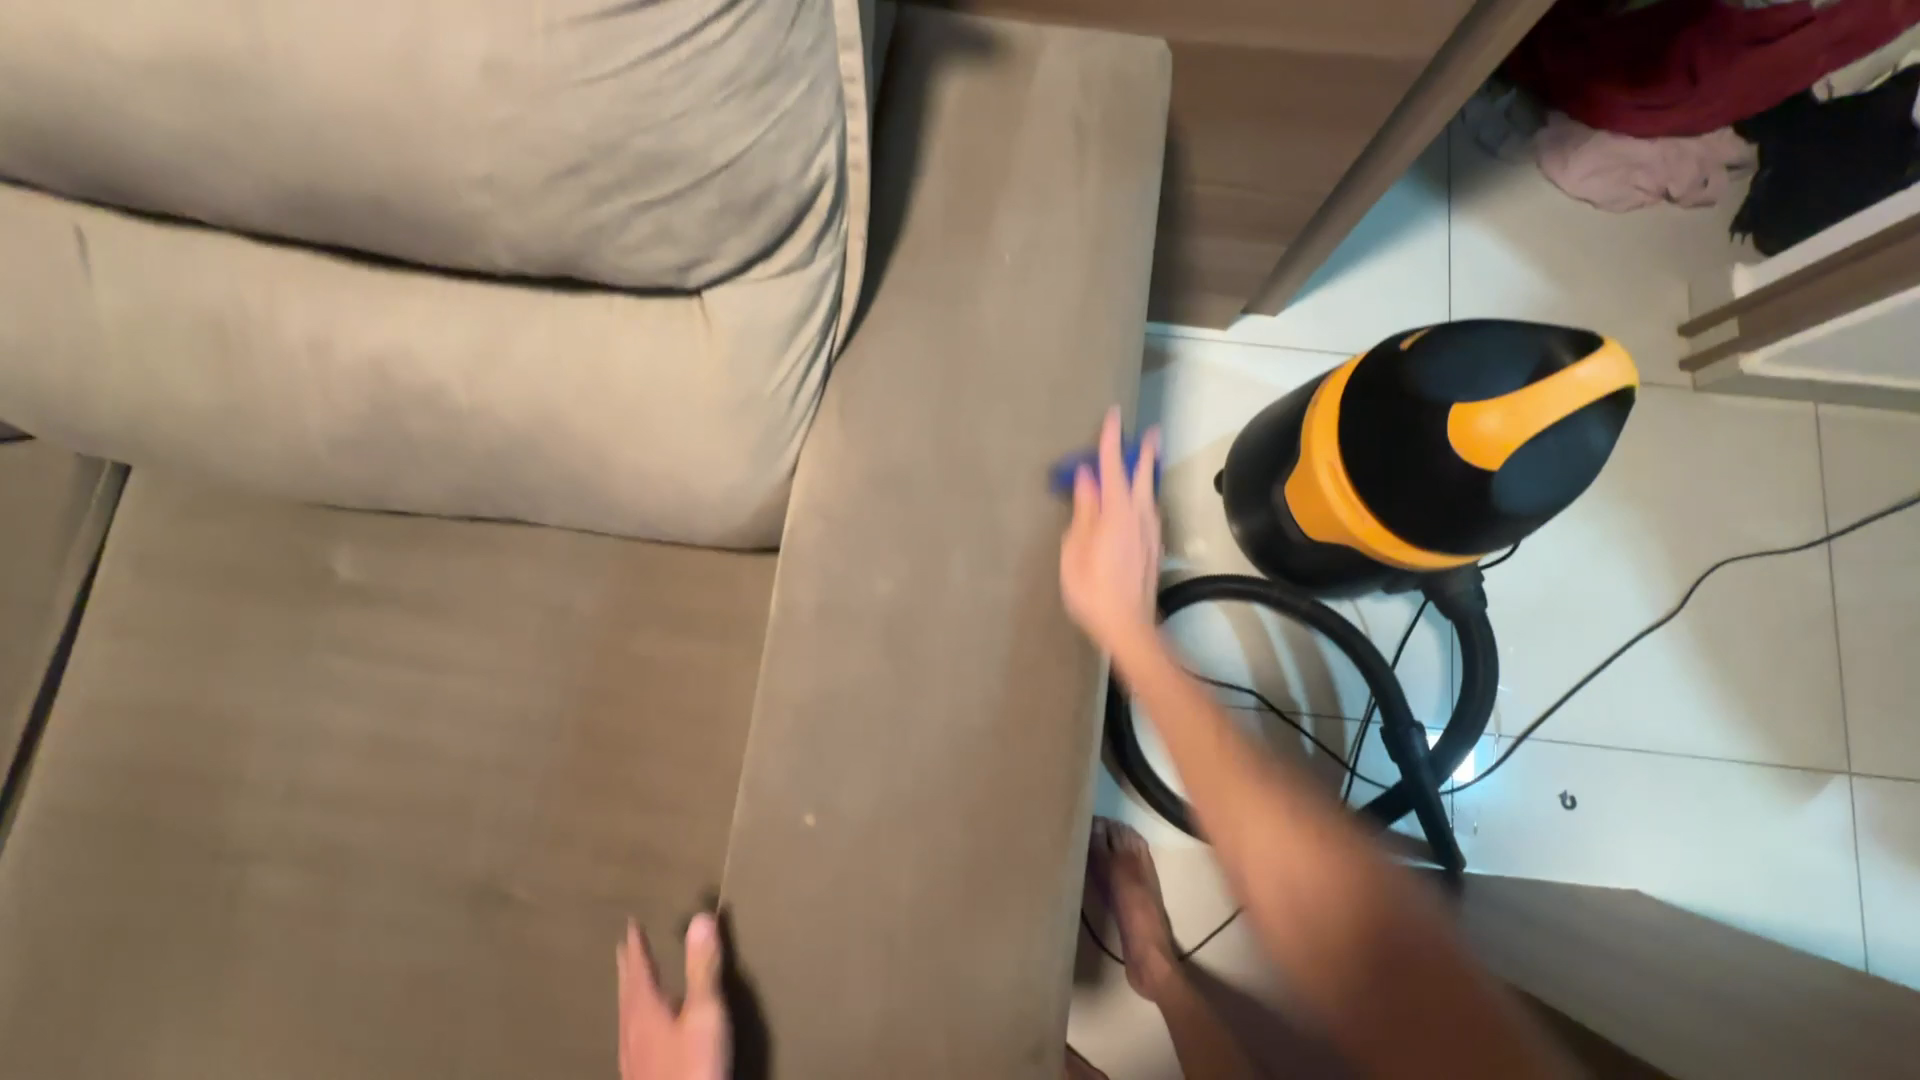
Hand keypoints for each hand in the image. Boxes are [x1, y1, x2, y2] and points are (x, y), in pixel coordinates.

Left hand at [617, 915, 729, 1079]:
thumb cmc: (694, 1067)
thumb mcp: (705, 1014)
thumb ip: (703, 968)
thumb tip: (700, 918)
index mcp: (646, 1010)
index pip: (638, 969)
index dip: (636, 946)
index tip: (631, 925)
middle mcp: (633, 1031)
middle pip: (627, 992)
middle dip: (628, 968)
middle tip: (624, 947)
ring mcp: (633, 1058)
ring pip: (627, 1015)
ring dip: (630, 992)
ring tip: (633, 982)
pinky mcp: (640, 1077)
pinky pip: (632, 1035)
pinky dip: (636, 1017)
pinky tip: (644, 1032)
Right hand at [1060, 406, 1161, 656]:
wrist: (1128, 627)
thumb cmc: (1092, 591)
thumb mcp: (1076, 550)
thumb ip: (1084, 512)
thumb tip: (1086, 480)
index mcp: (1117, 514)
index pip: (1113, 468)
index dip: (1112, 441)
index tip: (1114, 416)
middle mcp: (1139, 518)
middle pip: (1144, 477)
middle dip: (1146, 453)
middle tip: (1152, 431)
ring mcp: (1150, 534)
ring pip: (1150, 495)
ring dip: (1148, 474)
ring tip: (1146, 461)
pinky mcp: (1153, 549)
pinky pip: (1150, 512)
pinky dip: (1146, 497)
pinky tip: (1141, 502)